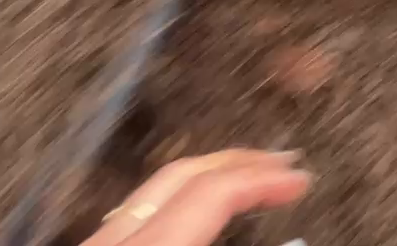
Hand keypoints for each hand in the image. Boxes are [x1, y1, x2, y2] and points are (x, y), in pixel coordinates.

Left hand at [79, 150, 311, 245]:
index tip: (302, 177)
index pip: (214, 191)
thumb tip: (295, 239)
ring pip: (154, 187)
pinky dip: (177, 197)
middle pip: (183, 173)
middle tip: (283, 161)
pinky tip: (192, 210)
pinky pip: (137, 211)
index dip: (265, 177)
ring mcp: (94, 243)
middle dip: (239, 160)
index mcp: (150, 245)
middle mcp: (114, 237)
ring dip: (208, 173)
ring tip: (246, 176)